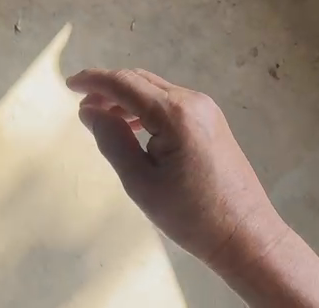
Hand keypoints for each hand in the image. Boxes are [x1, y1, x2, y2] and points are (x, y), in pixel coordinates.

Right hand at [67, 68, 287, 272]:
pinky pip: (168, 102)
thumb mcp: (142, 184)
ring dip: (125, 98)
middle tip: (83, 108)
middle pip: (139, 80)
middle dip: (107, 89)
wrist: (248, 238)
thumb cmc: (193, 217)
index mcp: (175, 114)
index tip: (69, 84)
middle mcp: (192, 101)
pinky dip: (144, 107)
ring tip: (102, 118)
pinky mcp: (211, 120)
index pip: (124, 83)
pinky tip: (132, 127)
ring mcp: (205, 109)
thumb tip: (89, 111)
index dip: (93, 80)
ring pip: (153, 89)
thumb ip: (112, 141)